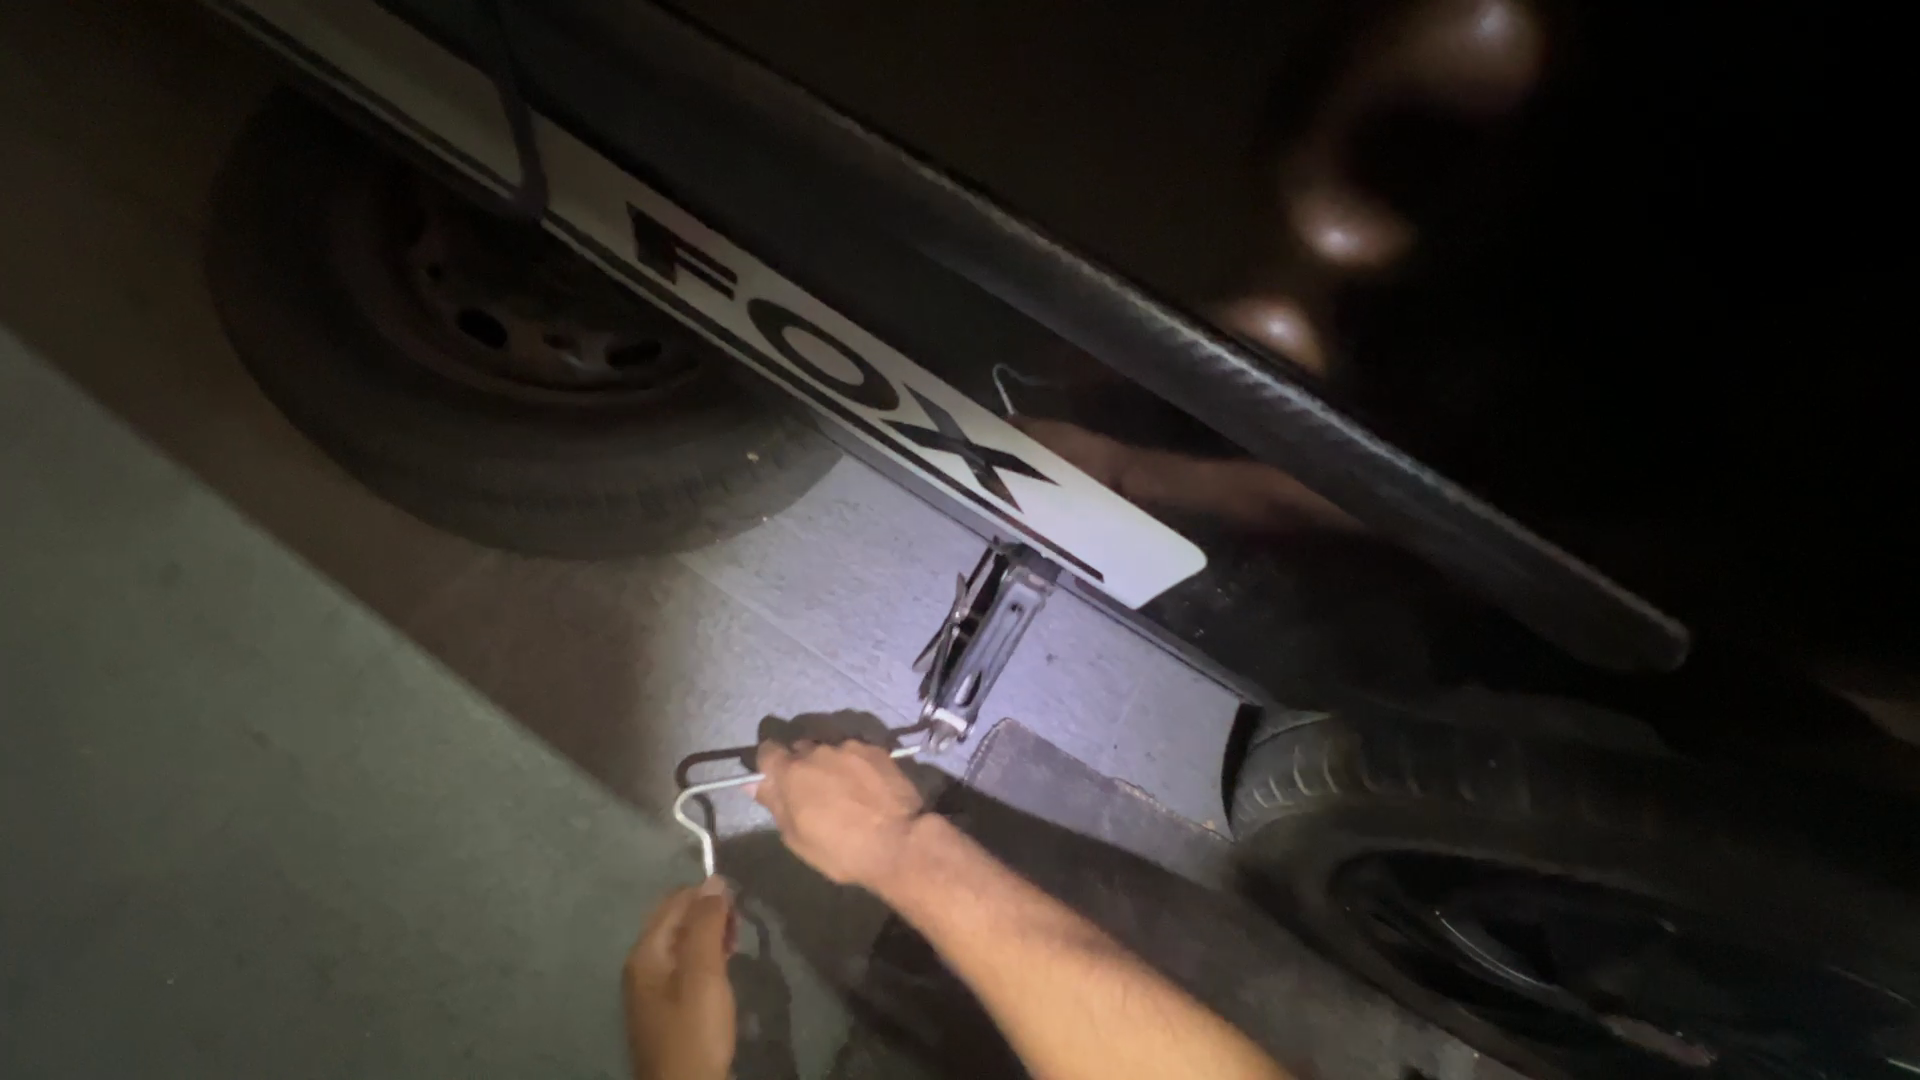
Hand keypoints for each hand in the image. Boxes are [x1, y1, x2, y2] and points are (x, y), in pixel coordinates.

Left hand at [624, 880, 735, 1079]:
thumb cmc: (695, 1029)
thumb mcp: (704, 972)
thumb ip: (706, 923)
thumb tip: (714, 880)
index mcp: (646, 953)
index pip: (675, 901)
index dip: (707, 895)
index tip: (737, 908)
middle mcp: (643, 965)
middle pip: (677, 919)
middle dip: (709, 914)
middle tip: (737, 930)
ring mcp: (653, 987)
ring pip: (684, 942)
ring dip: (710, 935)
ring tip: (734, 946)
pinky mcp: (667, 1006)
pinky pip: (686, 965)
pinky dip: (707, 957)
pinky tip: (723, 968)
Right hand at [753, 740, 925, 889]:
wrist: (898, 841)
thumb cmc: (840, 849)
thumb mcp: (796, 837)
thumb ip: (775, 804)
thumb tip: (754, 784)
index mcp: (792, 771)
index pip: (767, 750)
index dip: (768, 763)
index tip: (775, 778)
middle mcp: (819, 750)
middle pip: (801, 748)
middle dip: (802, 764)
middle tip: (812, 789)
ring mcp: (851, 746)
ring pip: (831, 748)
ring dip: (831, 763)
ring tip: (845, 788)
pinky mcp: (877, 749)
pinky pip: (857, 751)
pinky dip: (856, 764)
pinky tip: (868, 785)